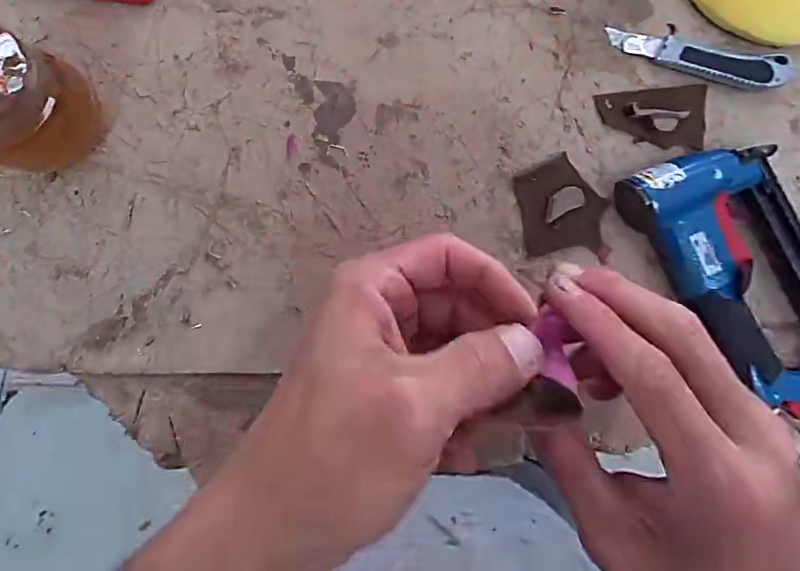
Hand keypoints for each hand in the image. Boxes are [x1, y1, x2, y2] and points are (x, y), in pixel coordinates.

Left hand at [130, 234, 542, 570]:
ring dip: (485, 380)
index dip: (495, 281)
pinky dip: (464, 408)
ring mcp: (382, 354)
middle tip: (535, 378)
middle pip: (457, 301)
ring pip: (455, 345)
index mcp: (372, 288)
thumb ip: (480, 365)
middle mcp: (378, 310)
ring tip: (508, 419)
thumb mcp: (415, 407)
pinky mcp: (387, 395)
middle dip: (496, 338)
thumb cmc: (334, 459)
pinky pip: (442, 383)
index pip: (449, 256)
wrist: (264, 544)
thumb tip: (534, 342)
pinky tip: (472, 448)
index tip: (533, 324)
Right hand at [532, 264, 799, 570]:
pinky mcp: (762, 412)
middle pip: (685, 335)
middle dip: (621, 296)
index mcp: (720, 477)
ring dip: (634, 314)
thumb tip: (538, 385)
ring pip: (697, 338)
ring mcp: (767, 418)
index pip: (656, 374)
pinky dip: (654, 341)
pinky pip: (703, 359)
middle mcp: (756, 433)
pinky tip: (613, 358)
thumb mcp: (614, 541)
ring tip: (577, 327)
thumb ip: (570, 461)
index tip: (558, 291)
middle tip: (567, 280)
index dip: (601, 323)